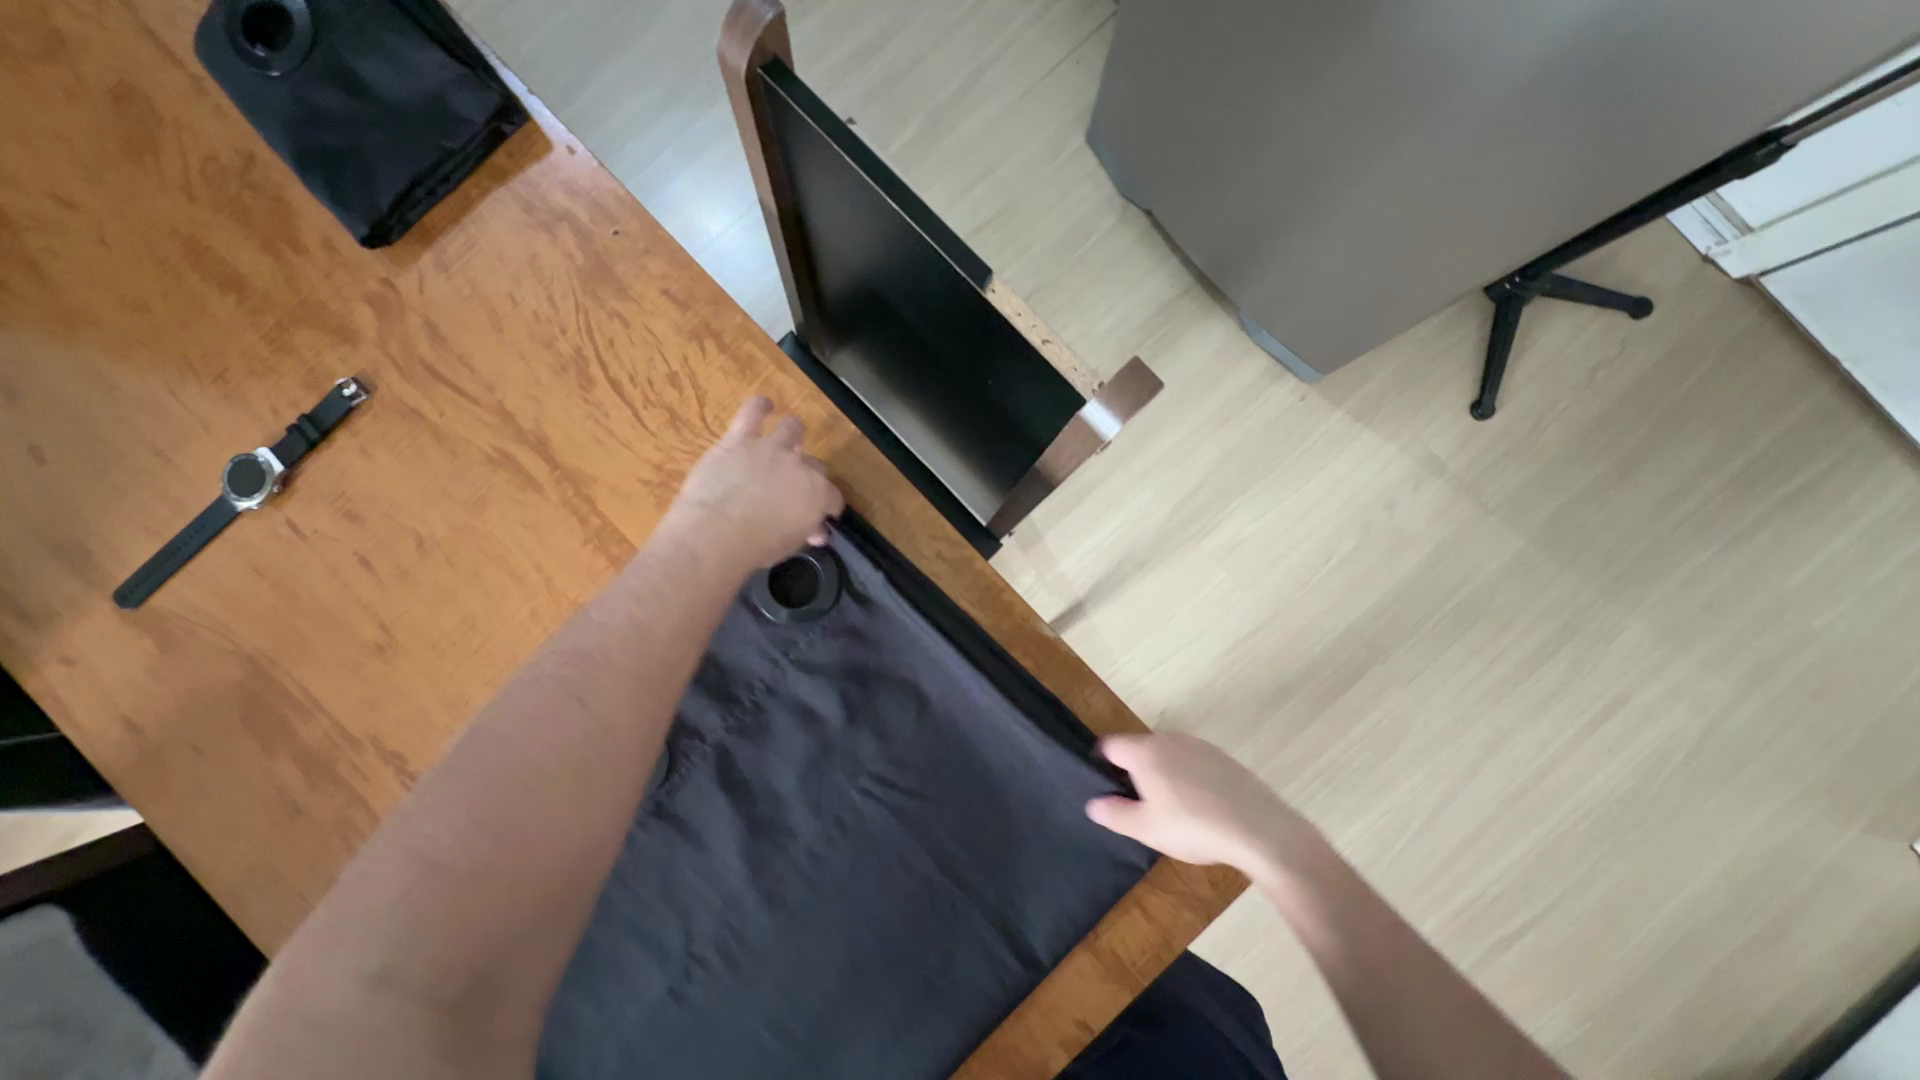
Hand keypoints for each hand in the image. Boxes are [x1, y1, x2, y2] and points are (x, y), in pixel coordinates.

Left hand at [664, 397, 845, 570]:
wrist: (716, 532)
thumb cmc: (756, 548)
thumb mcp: (789, 545)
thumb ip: (804, 531)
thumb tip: (815, 531)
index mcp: (818, 495)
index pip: (832, 497)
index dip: (828, 507)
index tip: (820, 518)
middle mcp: (800, 466)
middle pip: (814, 463)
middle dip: (808, 475)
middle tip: (794, 487)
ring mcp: (770, 448)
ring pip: (791, 428)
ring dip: (792, 432)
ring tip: (788, 435)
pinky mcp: (739, 440)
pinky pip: (754, 412)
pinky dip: (760, 407)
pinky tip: (764, 405)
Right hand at [1086, 733, 1316, 871]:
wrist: (1259, 829)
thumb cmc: (1193, 826)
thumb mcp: (1145, 829)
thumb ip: (1114, 814)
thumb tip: (1094, 803)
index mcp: (1145, 752)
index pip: (1110, 745)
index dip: (1102, 765)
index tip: (1108, 790)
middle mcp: (1170, 739)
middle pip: (1139, 748)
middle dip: (1134, 772)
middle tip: (1139, 806)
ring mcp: (1200, 746)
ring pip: (1168, 755)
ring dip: (1163, 774)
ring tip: (1172, 810)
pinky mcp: (1224, 758)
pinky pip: (1193, 762)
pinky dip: (1189, 778)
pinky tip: (1201, 808)